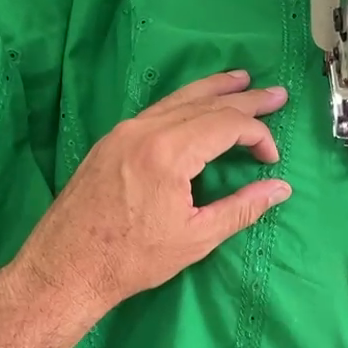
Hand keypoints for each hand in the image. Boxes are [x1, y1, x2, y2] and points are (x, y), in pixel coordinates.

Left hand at [18, 70, 292, 317]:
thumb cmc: (133, 259)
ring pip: (177, 100)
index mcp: (168, 153)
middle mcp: (144, 130)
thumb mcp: (196, 238)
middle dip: (244, 100)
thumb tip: (280, 189)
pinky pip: (157, 111)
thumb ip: (241, 209)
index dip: (257, 135)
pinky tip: (196, 105)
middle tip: (276, 94)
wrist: (66, 267)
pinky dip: (185, 103)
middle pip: (204, 103)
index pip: (225, 124)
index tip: (271, 159)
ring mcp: (123, 132)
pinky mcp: (110, 141)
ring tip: (240, 80)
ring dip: (213, 90)